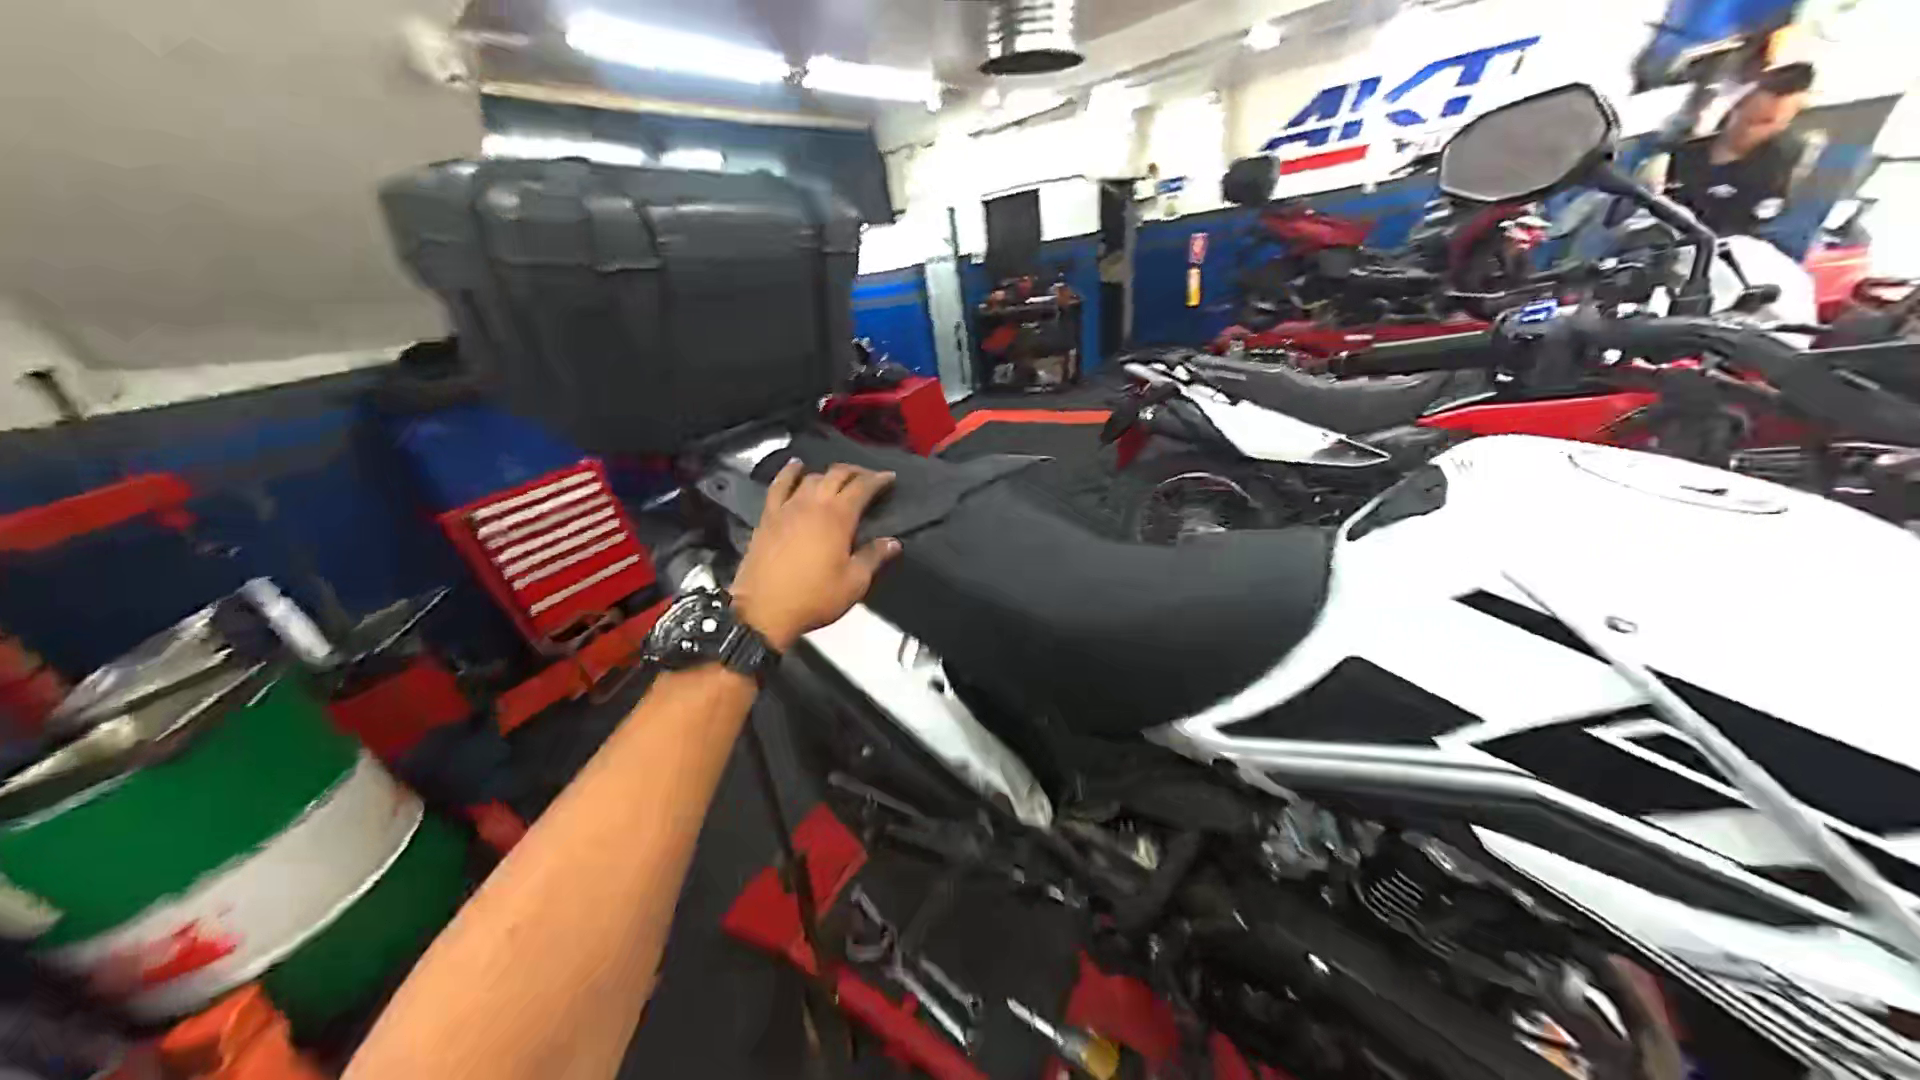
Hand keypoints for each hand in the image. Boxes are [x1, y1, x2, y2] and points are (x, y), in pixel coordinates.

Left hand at [731, 460, 900, 650]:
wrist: (763, 610)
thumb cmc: (813, 597)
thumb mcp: (853, 583)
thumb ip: (873, 557)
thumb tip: (892, 542)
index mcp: (838, 517)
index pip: (863, 487)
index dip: (879, 479)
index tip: (890, 478)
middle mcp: (813, 504)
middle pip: (837, 474)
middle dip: (856, 472)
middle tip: (869, 478)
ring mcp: (788, 507)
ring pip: (811, 477)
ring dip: (828, 473)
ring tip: (839, 477)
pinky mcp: (768, 516)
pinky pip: (779, 485)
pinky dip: (789, 472)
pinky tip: (796, 466)